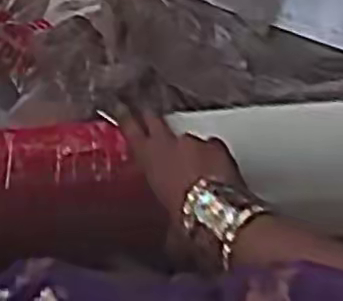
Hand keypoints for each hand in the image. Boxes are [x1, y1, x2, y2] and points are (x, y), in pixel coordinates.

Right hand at [120, 112, 246, 222]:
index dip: (124, 114)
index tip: (119, 104)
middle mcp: (168, 142)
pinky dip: (212, 155)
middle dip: (151, 118)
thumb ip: (163, 222)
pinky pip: (211, 146)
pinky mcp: (218, 146)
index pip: (129, 126)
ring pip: (185, 137)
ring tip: (192, 166)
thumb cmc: (187, 222)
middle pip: (154, 119)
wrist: (222, 217)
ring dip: (186, 147)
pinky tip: (216, 170)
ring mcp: (193, 141)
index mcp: (148, 156)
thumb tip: (166, 238)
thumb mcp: (168, 228)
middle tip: (148, 118)